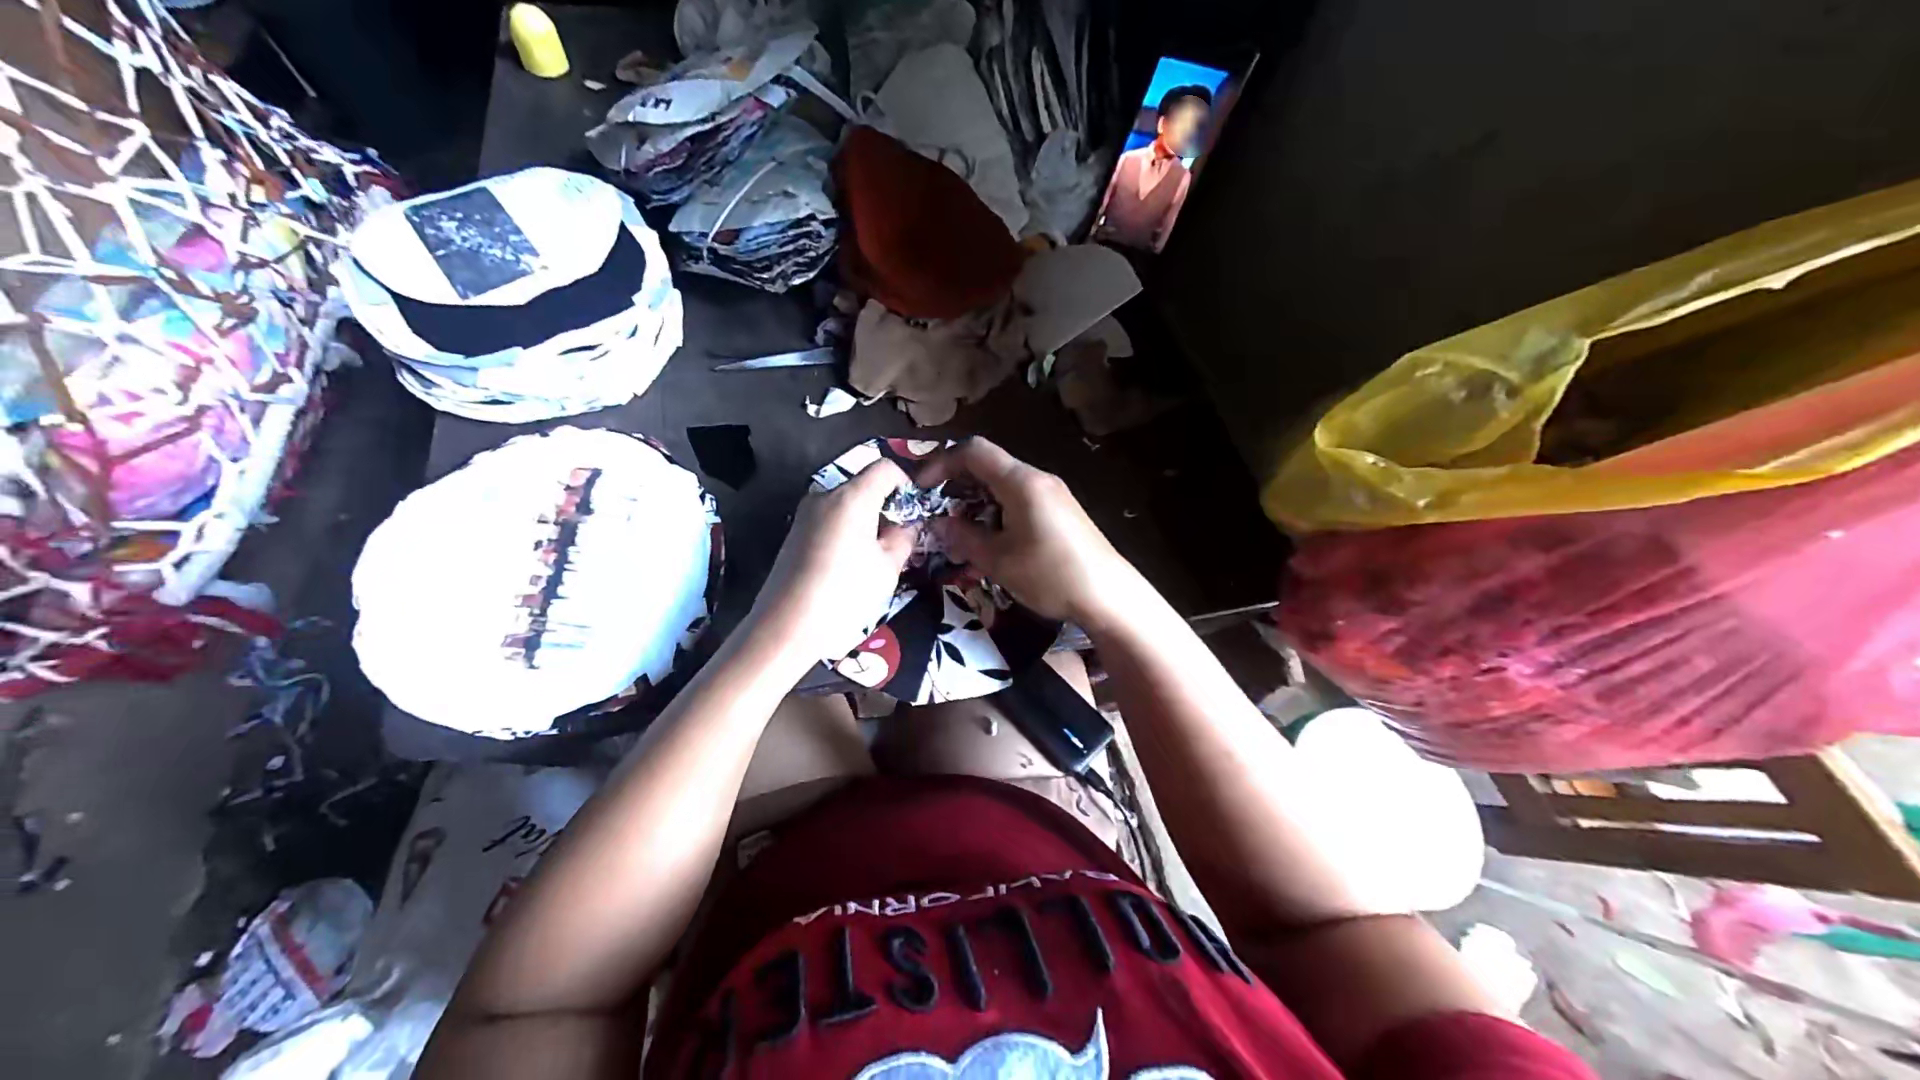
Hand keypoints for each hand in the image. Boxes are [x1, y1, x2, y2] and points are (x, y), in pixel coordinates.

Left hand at [745, 459, 917, 664]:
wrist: (786, 626)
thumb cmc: (845, 594)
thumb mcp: (888, 568)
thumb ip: (904, 538)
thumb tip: (908, 524)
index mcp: (852, 496)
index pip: (886, 467)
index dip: (907, 484)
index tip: (916, 512)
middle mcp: (825, 495)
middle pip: (864, 485)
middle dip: (886, 506)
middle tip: (900, 540)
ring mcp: (805, 514)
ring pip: (846, 505)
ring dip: (866, 522)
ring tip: (875, 558)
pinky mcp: (794, 533)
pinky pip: (830, 521)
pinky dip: (846, 532)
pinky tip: (849, 565)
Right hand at [917, 438, 1143, 628]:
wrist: (1109, 596)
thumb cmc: (1050, 575)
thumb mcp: (998, 560)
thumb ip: (963, 538)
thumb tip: (938, 524)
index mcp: (1021, 482)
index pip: (973, 451)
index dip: (941, 462)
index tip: (921, 488)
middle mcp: (1038, 478)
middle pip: (989, 464)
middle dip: (956, 482)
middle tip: (936, 510)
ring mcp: (1053, 493)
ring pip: (1003, 482)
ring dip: (976, 499)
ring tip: (960, 528)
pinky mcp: (1061, 510)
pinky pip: (1019, 497)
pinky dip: (996, 508)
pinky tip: (991, 537)